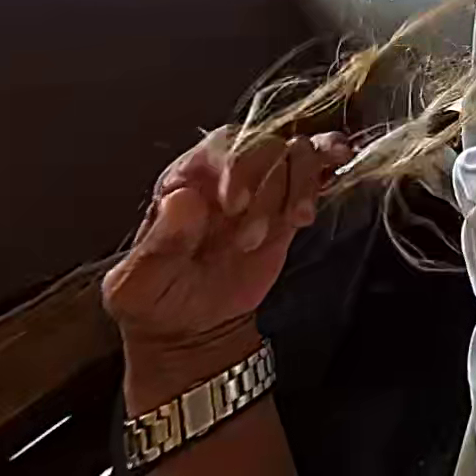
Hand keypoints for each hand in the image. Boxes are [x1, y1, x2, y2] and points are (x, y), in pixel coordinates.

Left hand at [103, 127, 351, 407]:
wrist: (195, 330)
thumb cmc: (159, 303)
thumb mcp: (137, 287)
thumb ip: (156, 246)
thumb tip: (183, 201)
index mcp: (187, 178)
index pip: (221, 147)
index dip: (237, 167)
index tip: (235, 205)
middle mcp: (229, 170)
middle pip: (266, 146)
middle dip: (269, 188)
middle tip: (253, 238)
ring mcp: (265, 182)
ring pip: (296, 151)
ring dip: (302, 183)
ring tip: (296, 220)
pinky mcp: (294, 198)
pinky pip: (318, 164)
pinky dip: (330, 157)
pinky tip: (338, 162)